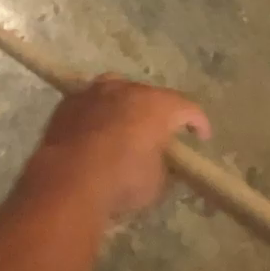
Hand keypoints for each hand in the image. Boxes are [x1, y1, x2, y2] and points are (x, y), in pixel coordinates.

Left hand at [21, 75, 211, 218]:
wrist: (68, 176)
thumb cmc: (122, 180)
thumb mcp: (157, 181)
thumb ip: (163, 163)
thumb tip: (158, 159)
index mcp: (154, 105)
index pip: (185, 106)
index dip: (197, 121)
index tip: (201, 136)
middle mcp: (124, 89)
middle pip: (147, 95)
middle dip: (156, 112)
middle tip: (160, 133)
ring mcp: (93, 91)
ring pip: (116, 91)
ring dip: (124, 107)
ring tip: (126, 127)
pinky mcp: (69, 101)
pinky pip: (91, 102)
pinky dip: (98, 113)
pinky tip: (96, 132)